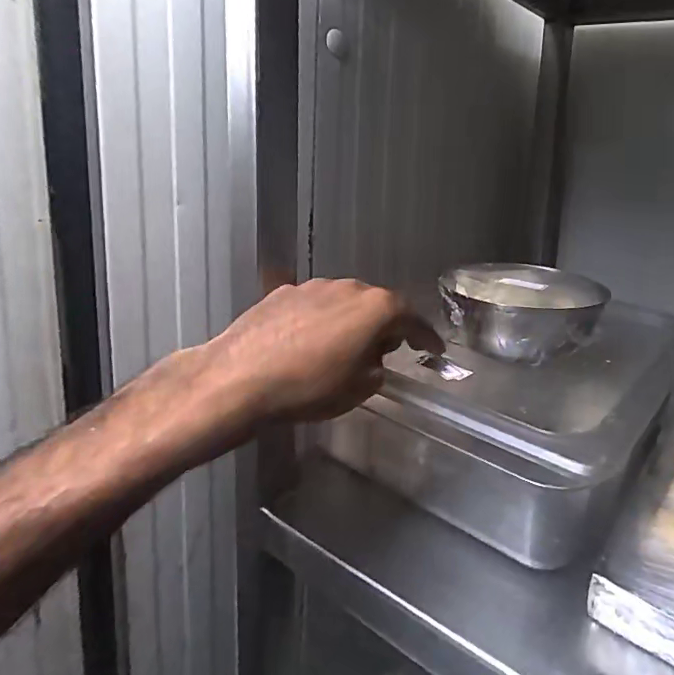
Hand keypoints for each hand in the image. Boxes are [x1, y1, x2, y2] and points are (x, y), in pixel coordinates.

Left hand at [196, 279, 442, 428]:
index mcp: (374, 307)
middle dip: (383, 326)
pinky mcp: (282, 291)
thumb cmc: (309, 387)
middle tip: (383, 352)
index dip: (425, 336)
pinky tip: (306, 343)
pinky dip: (319, 320)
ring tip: (340, 349)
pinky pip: (313, 305)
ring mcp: (312, 286)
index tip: (433, 349)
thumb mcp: (358, 388)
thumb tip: (372, 359)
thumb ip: (377, 367)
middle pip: (376, 304)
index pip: (411, 319)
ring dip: (349, 321)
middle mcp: (347, 287)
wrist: (241, 376)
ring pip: (342, 301)